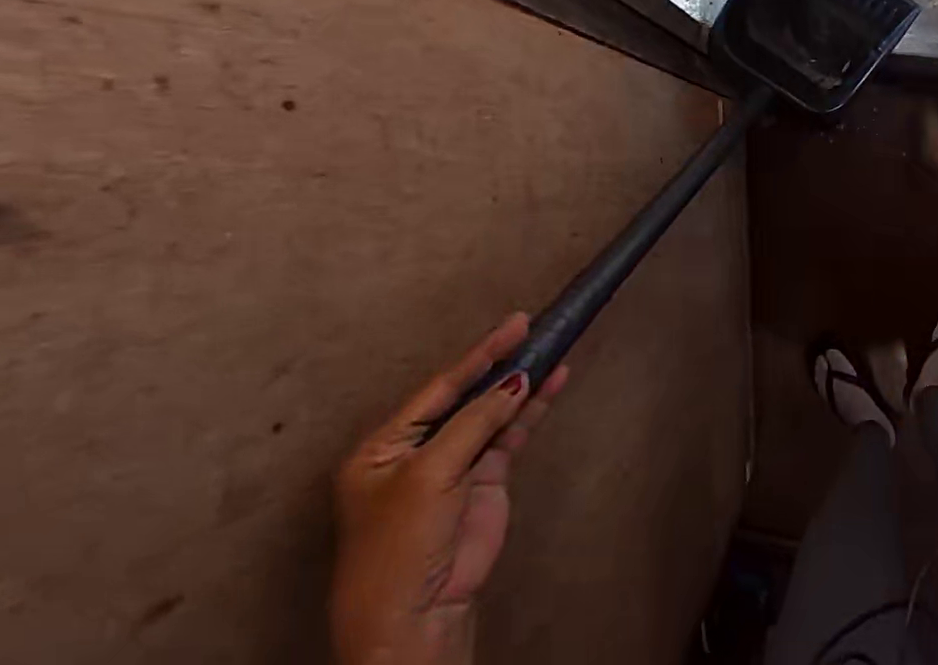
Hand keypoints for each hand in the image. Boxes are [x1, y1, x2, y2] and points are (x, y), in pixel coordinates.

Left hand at [331, 313, 569, 664]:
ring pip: (495, 411)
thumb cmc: (399, 544)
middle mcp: (419, 448)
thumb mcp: (430, 475)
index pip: (439, 387)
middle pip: (468, 394)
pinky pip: (512, 433)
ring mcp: (456, 461)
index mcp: (384, 445)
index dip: (479, 355)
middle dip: (501, 363)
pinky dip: (533, 409)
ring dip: (523, 384)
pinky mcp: (486, 477)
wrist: (418, 612)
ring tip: (553, 350)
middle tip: (531, 327)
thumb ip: (475, 422)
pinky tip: (552, 384)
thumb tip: (517, 380)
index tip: (514, 325)